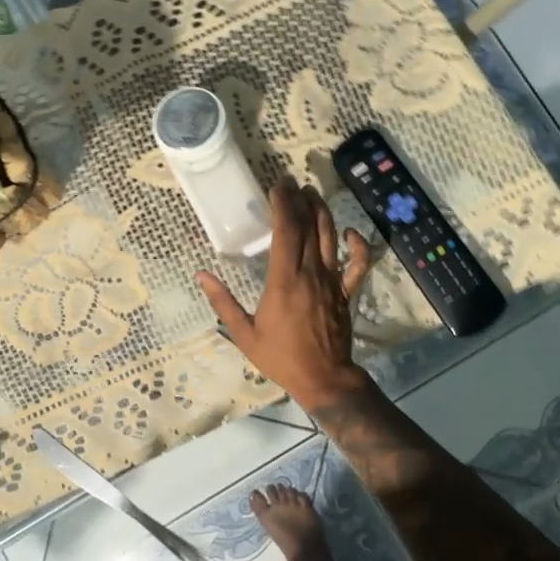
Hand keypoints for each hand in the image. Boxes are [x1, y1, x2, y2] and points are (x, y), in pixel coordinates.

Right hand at [198, 177, 373, 412]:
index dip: (283, 205)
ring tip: (311, 193)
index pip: (286, 231)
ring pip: (330, 237)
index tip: (276, 187)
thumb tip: (201, 275)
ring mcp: (332, 281)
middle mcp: (311, 273)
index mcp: (284, 281)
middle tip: (290, 182)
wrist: (323, 378)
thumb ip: (224, 302)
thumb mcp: (245, 334)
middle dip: (299, 200)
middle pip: (308, 227)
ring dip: (322, 212)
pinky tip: (348, 232)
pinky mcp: (346, 292)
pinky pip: (358, 264)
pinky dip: (358, 245)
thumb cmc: (281, 358)